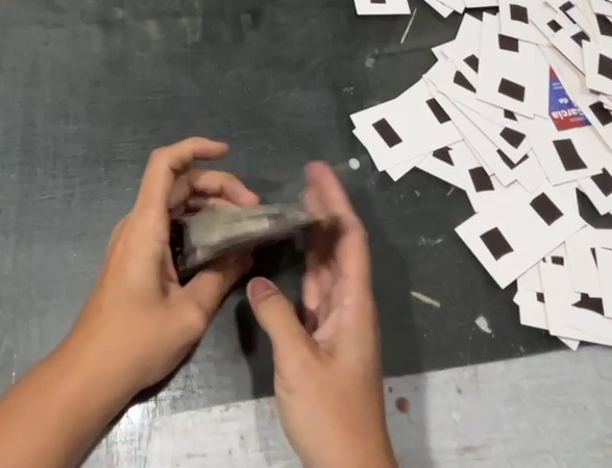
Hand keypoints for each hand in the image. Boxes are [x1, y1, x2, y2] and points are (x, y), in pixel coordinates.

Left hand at [62, 137, 259, 397]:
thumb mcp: (189, 314)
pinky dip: (196, 225)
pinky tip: (220, 246)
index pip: (164, 165)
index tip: (227, 153)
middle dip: (216, 185)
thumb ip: (220, 277)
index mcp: (145, 227)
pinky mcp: (135, 259)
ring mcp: (133, 242)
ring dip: (208, 206)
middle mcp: (136, 225)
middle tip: (252, 209)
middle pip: (176, 183)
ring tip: (243, 226)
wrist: (88, 374)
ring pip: (173, 205)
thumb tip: (247, 253)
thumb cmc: (134, 342)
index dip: (194, 148)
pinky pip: (168, 226)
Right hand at [246, 162, 395, 467]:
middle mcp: (350, 307)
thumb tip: (258, 282)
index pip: (348, 241)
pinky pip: (315, 291)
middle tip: (305, 176)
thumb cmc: (331, 414)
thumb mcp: (299, 364)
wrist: (349, 465)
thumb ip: (278, 318)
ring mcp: (339, 324)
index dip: (335, 204)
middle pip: (340, 247)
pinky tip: (290, 256)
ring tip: (298, 203)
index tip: (318, 173)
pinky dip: (303, 266)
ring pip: (328, 267)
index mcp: (354, 305)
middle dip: (326, 210)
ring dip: (316, 235)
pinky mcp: (325, 340)